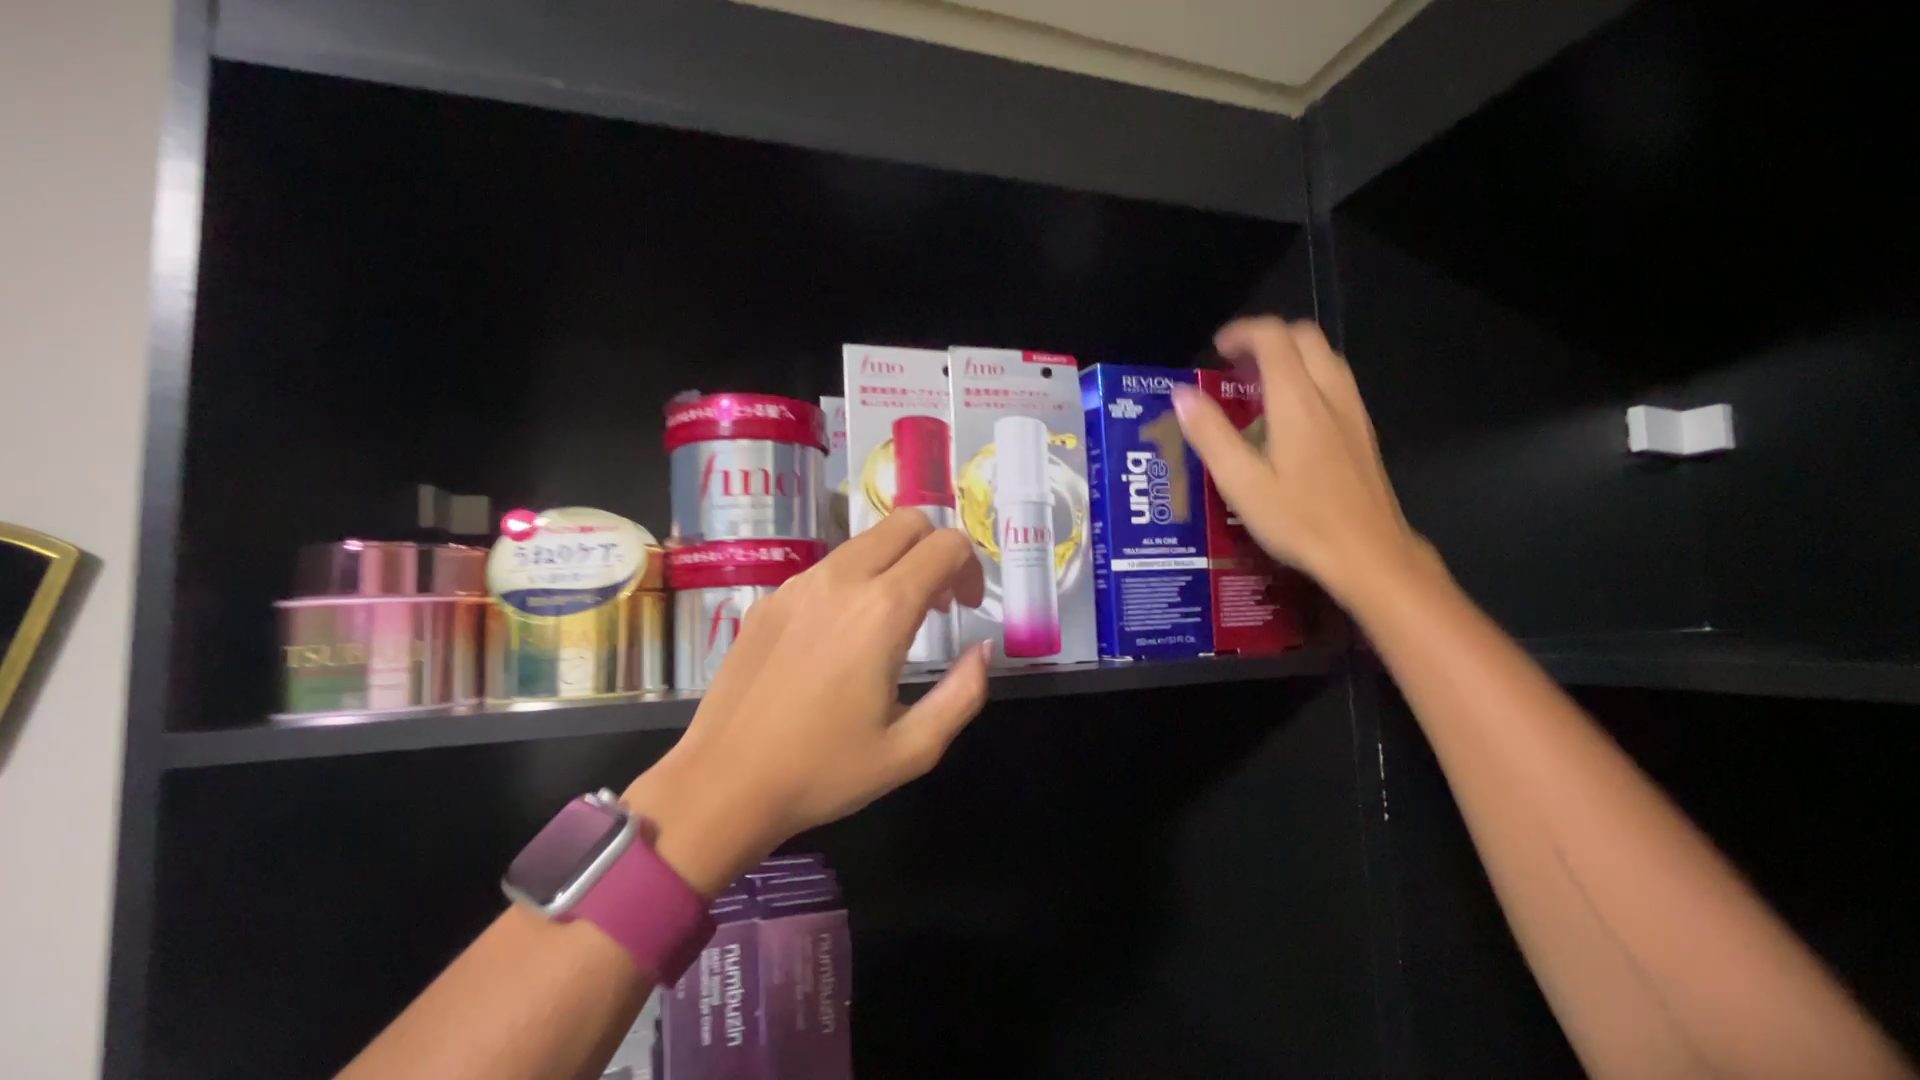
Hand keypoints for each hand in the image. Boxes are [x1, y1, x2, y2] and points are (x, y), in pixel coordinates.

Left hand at [625, 509, 992, 895]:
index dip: (970, 569)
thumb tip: (981, 649)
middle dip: (935, 550)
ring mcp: (796, 586)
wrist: (723, 784)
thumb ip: (964, 693)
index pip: (945, 545)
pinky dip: (851, 583)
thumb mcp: (914, 749)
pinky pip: (824, 570)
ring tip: (891, 625)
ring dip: (893, 565)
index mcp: (882, 610)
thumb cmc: (824, 772)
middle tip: (938, 604)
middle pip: (905, 523)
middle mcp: (839, 580)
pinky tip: (839, 640)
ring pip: (862, 542)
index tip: (967, 610)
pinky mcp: (767, 601)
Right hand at [1170, 316, 1431, 599]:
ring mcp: (1352, 413)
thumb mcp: (1241, 482)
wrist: (1369, 553)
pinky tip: (1289, 418)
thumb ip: (1210, 434)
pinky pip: (1335, 383)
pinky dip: (1308, 380)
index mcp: (1297, 400)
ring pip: (1324, 358)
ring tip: (1257, 388)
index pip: (1273, 338)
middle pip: (1304, 338)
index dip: (1242, 333)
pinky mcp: (1363, 433)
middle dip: (1266, 340)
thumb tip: (1180, 394)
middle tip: (1234, 366)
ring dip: (1290, 358)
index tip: (1215, 352)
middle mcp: (1329, 395)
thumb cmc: (1299, 520)